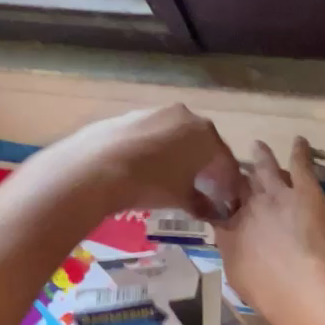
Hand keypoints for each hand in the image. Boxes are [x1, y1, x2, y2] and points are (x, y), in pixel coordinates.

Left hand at [39, 105, 245, 218]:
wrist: (94, 168)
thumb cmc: (151, 183)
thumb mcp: (182, 199)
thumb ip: (203, 204)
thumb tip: (212, 212)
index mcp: (207, 135)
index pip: (227, 162)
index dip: (229, 185)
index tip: (227, 202)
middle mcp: (186, 116)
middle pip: (203, 145)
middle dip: (206, 168)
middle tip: (204, 189)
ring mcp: (156, 112)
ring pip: (177, 137)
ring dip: (181, 157)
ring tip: (173, 179)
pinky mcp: (129, 116)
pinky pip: (153, 135)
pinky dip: (156, 151)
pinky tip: (147, 168)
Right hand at [214, 138, 324, 311]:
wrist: (302, 283)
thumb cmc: (269, 291)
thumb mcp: (239, 277)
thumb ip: (236, 257)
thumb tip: (235, 248)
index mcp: (231, 232)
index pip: (220, 211)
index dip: (218, 202)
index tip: (216, 196)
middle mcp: (249, 207)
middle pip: (239, 185)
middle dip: (235, 175)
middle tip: (231, 166)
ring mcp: (277, 194)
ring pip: (266, 168)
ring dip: (262, 156)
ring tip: (258, 146)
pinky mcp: (305, 190)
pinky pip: (300, 164)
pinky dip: (300, 151)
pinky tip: (300, 141)